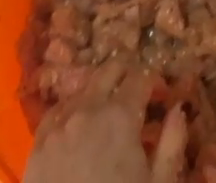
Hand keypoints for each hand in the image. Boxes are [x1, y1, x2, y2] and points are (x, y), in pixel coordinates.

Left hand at [24, 66, 188, 182]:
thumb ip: (172, 142)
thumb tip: (177, 110)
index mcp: (121, 116)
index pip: (141, 77)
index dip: (154, 82)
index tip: (161, 95)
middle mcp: (87, 110)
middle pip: (109, 71)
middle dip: (127, 75)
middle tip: (138, 95)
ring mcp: (58, 125)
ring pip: (82, 89)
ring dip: (99, 92)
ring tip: (109, 113)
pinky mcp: (37, 145)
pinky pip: (57, 111)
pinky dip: (73, 109)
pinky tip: (79, 125)